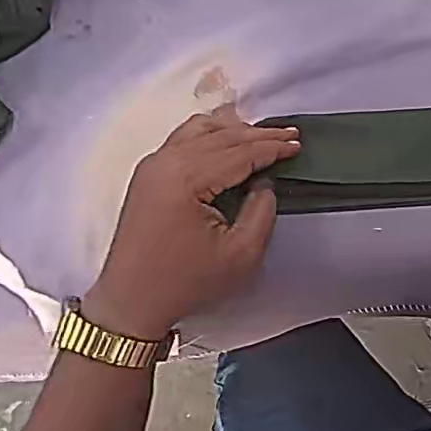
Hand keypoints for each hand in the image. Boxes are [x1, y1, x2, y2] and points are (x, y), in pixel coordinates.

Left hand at [85, 108, 300, 339]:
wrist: (132, 300)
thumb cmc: (187, 281)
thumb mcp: (241, 254)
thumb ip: (261, 211)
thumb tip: (264, 183)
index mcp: (186, 178)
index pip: (239, 152)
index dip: (272, 148)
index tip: (298, 145)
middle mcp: (166, 161)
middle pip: (221, 136)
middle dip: (259, 135)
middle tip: (290, 134)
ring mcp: (153, 165)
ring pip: (200, 130)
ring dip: (235, 130)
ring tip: (264, 136)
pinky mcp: (148, 173)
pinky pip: (184, 138)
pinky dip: (211, 134)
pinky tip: (228, 139)